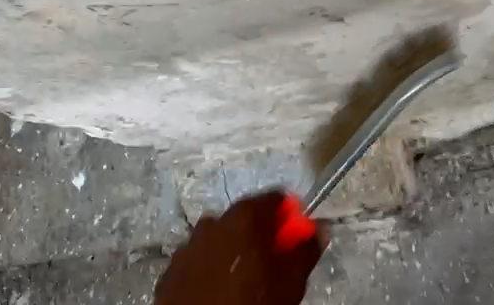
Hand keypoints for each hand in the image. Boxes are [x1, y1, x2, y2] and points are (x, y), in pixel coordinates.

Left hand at [153, 191, 326, 304]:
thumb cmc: (250, 304)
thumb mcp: (290, 282)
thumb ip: (307, 250)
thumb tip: (321, 228)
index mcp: (246, 216)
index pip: (277, 198)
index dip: (291, 216)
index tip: (297, 239)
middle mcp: (215, 220)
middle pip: (248, 218)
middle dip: (262, 236)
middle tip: (273, 266)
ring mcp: (189, 244)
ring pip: (222, 238)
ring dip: (235, 251)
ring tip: (244, 282)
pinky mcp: (171, 269)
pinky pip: (199, 259)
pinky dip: (210, 267)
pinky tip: (218, 291)